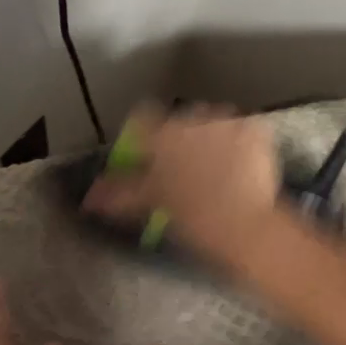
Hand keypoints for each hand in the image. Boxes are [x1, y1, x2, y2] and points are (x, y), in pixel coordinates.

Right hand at [84, 103, 281, 262]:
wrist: (246, 226)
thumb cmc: (193, 218)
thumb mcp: (152, 204)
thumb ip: (119, 193)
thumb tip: (90, 196)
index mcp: (161, 133)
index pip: (141, 119)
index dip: (143, 138)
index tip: (147, 157)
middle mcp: (191, 117)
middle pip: (178, 122)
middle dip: (180, 141)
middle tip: (184, 173)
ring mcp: (226, 120)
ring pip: (212, 123)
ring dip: (211, 139)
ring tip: (218, 171)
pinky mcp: (255, 128)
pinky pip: (242, 130)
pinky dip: (240, 144)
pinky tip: (241, 168)